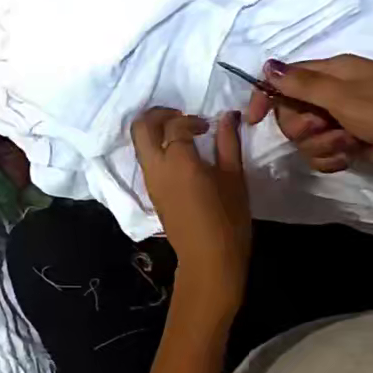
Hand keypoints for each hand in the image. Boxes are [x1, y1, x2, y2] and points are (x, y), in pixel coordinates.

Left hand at [130, 107, 250, 299]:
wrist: (208, 258)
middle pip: (140, 126)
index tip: (207, 126)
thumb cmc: (227, 219)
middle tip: (181, 116)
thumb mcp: (234, 177)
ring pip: (138, 142)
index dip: (190, 119)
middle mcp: (156, 166)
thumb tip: (227, 117)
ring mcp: (149, 180)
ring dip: (154, 129)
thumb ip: (228, 143)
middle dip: (158, 114)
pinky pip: (144, 158)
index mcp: (178, 160)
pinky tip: (177, 153)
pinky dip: (154, 146)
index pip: (174, 124)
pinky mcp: (150, 191)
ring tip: (180, 133)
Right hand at [242, 54, 372, 182]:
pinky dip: (331, 158)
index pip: (284, 79)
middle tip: (323, 128)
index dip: (265, 96)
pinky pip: (321, 154)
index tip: (253, 118)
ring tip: (347, 144)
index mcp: (333, 72)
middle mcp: (334, 94)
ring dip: (320, 145)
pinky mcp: (351, 144)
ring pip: (305, 137)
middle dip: (300, 126)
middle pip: (290, 112)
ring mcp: (343, 120)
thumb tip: (266, 67)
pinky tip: (350, 158)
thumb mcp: (345, 96)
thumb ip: (302, 85)